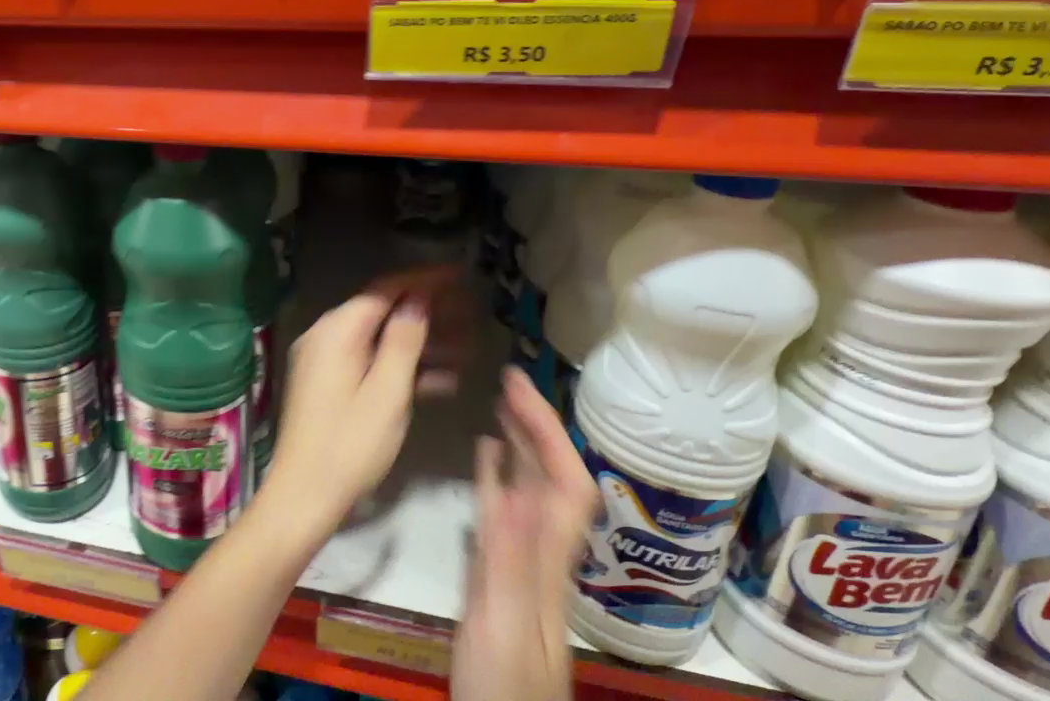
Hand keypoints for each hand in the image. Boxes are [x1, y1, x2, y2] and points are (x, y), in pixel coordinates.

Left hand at [261, 271, 445, 532]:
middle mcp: (326, 337)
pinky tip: (446, 381)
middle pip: (383, 312)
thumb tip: (418, 301)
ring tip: (471, 346)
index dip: (424, 280)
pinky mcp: (332, 386)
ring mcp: (327, 362)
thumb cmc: (350, 443)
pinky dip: (405, 367)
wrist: (306, 493)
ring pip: (381, 340)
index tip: (461, 275)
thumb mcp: (387, 391)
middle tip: (473, 313)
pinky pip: (372, 364)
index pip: (384, 290)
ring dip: (423, 342)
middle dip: (429, 312)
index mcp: (336, 331)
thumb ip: (403, 341)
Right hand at [453, 367, 597, 700]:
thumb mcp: (504, 625)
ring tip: (499, 405)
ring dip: (521, 443)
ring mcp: (522, 562)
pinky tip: (485, 458)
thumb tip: (511, 487)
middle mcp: (541, 552)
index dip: (549, 430)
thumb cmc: (504, 685)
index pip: (565, 481)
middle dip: (536, 424)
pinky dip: (497, 475)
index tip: (521, 386)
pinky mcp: (500, 574)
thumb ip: (507, 562)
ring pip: (531, 488)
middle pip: (552, 478)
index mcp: (547, 559)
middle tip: (508, 379)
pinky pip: (504, 510)